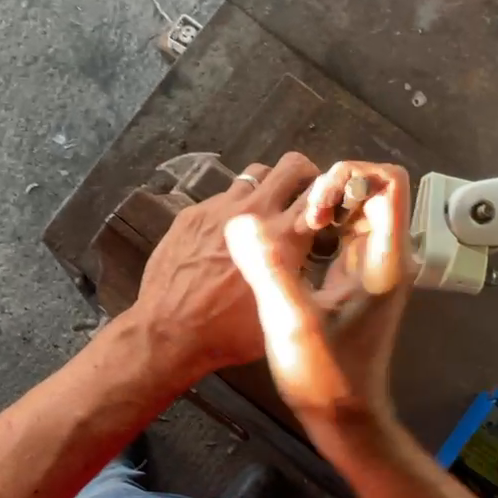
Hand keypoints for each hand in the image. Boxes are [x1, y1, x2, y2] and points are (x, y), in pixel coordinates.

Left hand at [125, 152, 320, 385]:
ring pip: (253, 175)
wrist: (170, 330)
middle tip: (299, 196)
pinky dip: (230, 210)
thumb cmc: (230, 332)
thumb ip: (297, 277)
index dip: (327, 196)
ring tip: (261, 212)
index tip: (325, 209)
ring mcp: (218, 208)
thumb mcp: (280, 310)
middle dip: (302, 175)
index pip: (319, 193)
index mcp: (284, 236)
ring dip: (264, 188)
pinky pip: (220, 198)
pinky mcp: (191, 214)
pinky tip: (221, 237)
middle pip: (290, 165)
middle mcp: (254, 211)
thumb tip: (303, 263)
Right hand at [224, 161, 411, 435]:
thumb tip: (243, 223)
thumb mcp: (292, 324)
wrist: (343, 422)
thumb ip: (270, 271)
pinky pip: (337, 238)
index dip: (349, 175)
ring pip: (350, 213)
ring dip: (318, 211)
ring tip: (288, 233)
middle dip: (328, 191)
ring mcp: (367, 270)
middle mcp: (382, 257)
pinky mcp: (350, 284)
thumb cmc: (324, 378)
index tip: (310, 206)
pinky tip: (285, 250)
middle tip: (296, 223)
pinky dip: (313, 232)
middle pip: (367, 191)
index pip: (387, 183)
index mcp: (383, 260)